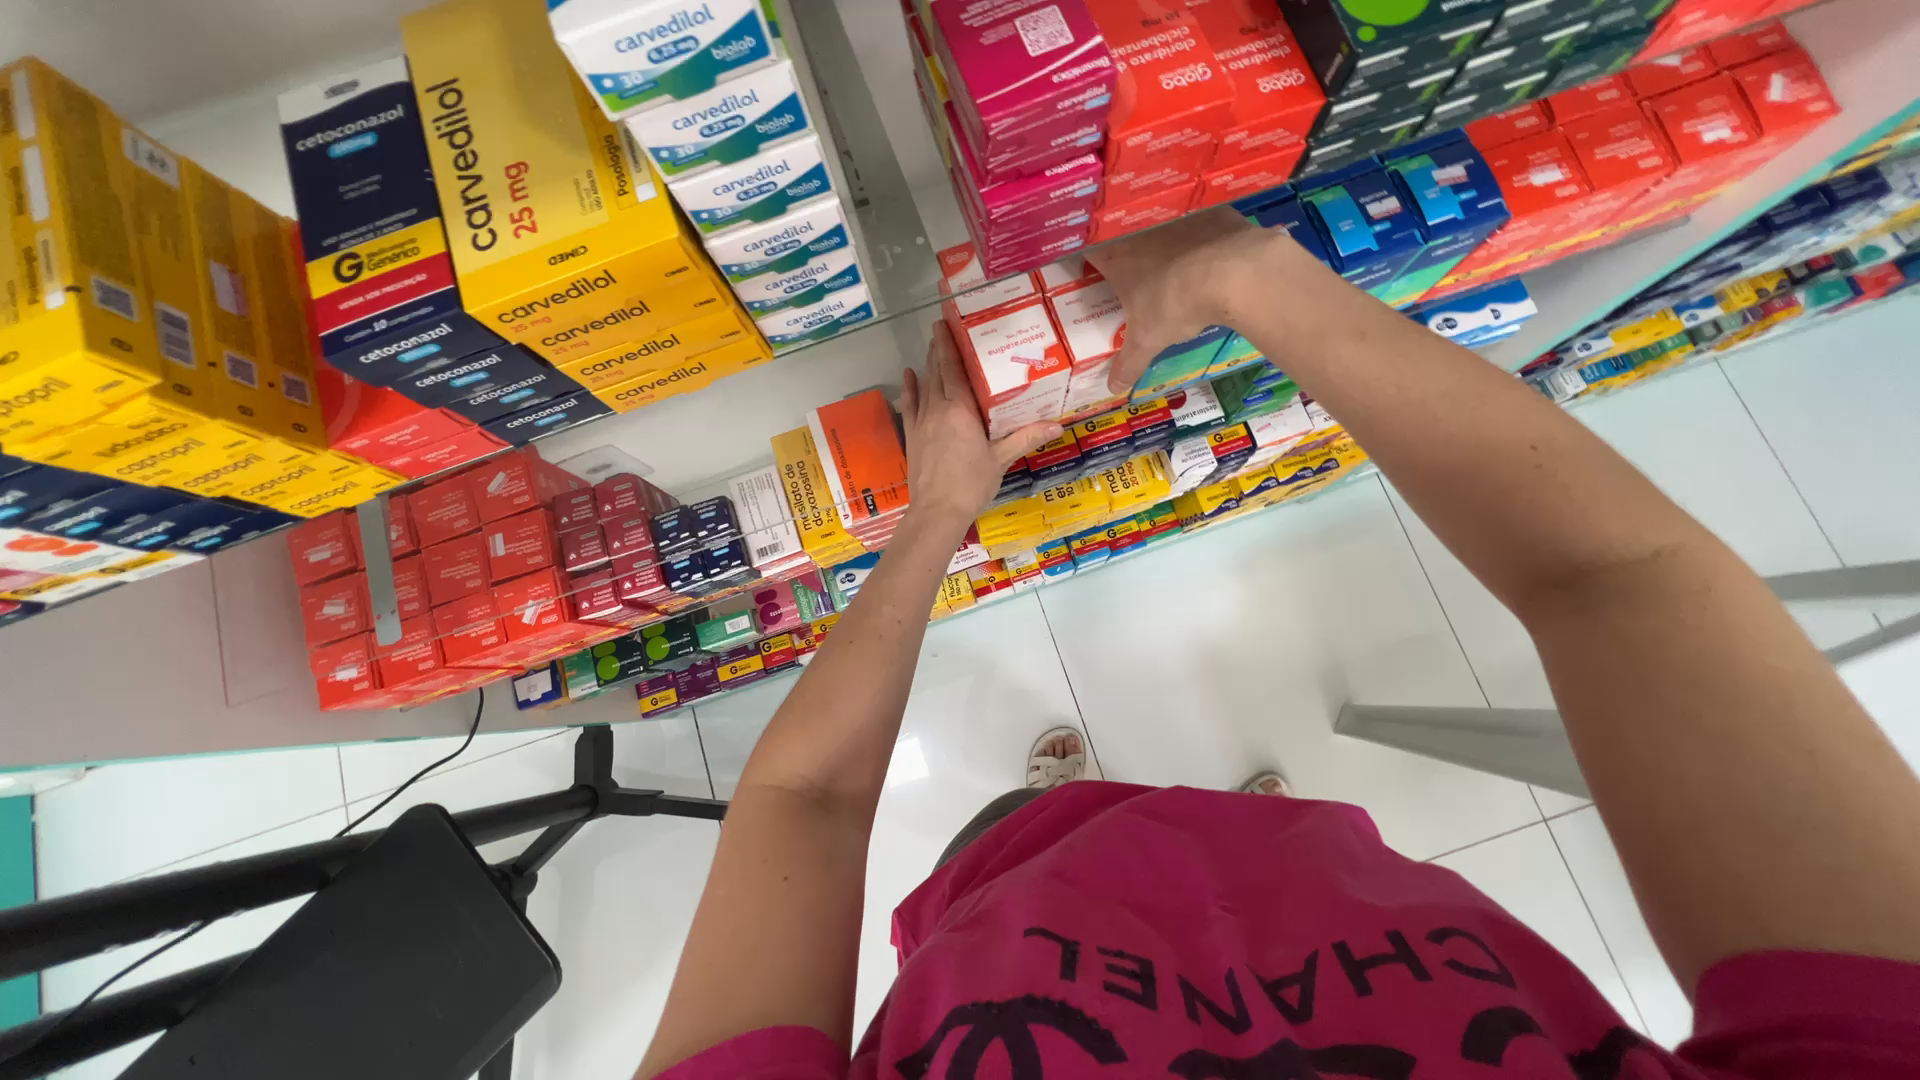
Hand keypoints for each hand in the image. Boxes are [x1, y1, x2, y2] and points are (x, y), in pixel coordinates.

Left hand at [901, 322, 1060, 530]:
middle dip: (940, 349)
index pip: (954, 368)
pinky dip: (910, 387)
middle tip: (943, 328)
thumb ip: (1025, 437)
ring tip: (933, 345)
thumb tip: (1056, 425)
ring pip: (925, 384)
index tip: (945, 322)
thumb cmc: (971, 484)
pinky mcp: (913, 436)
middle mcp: (938, 409)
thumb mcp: (1001, 460)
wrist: (937, 512)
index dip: (949, 344)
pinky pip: (911, 404)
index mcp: (961, 410)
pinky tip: (909, 374)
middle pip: (937, 371)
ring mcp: (922, 422)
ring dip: (928, 364)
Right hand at [1088, 206, 1309, 393]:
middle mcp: (1137, 228)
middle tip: (1133, 263)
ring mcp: (1173, 214)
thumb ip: (1128, 364)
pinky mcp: (1207, 208)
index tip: (1094, 265)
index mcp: (1115, 256)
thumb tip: (1113, 389)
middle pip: (1121, 231)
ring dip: (1162, 233)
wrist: (1230, 272)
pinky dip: (1199, 229)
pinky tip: (1207, 246)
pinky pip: (1196, 215)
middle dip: (1125, 245)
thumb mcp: (1147, 341)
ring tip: (1173, 253)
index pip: (1087, 247)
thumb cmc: (1174, 304)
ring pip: (1158, 219)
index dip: (1088, 255)